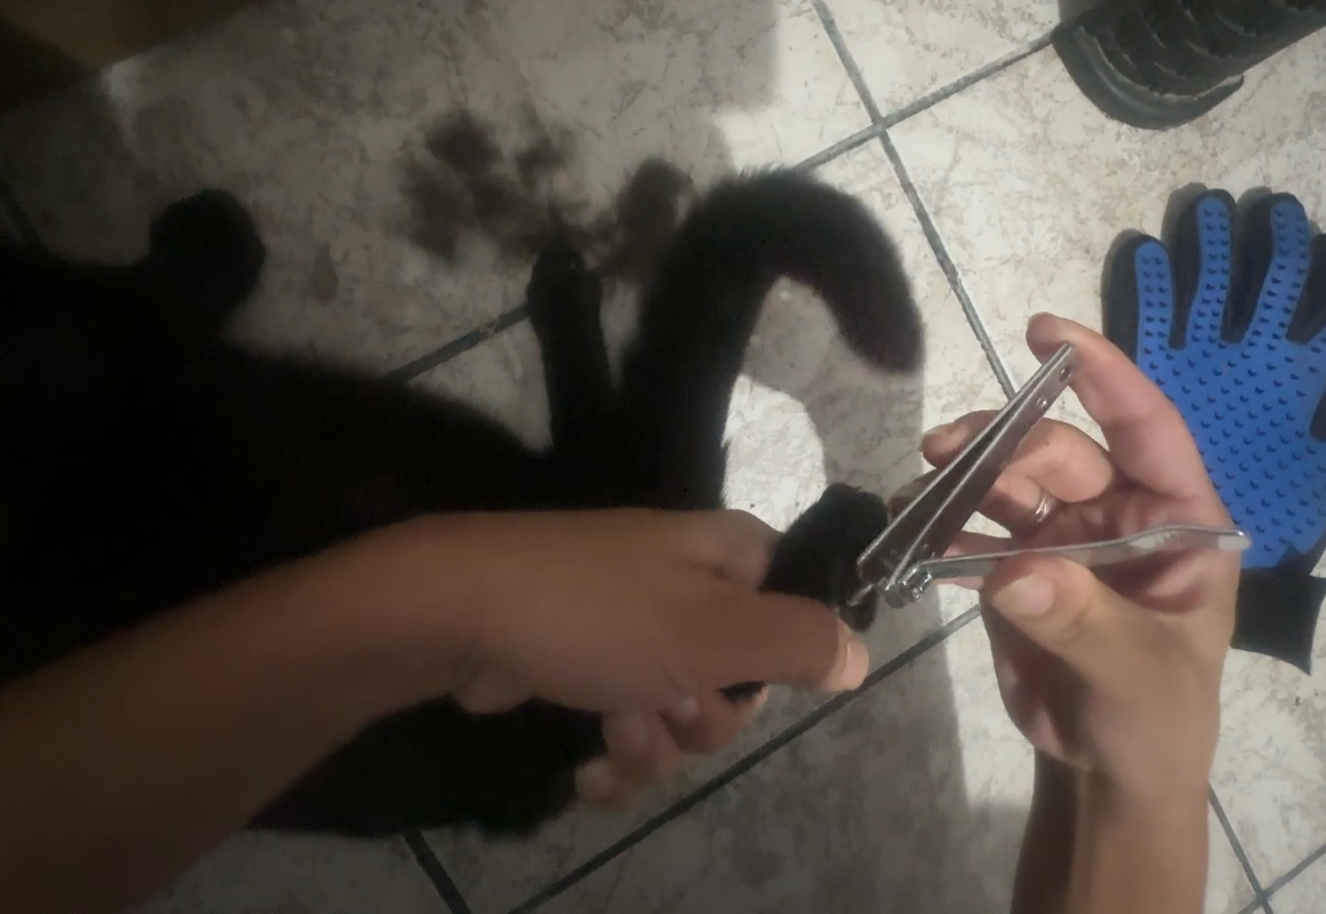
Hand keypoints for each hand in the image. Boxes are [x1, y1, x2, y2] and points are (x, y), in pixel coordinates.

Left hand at [340, 508, 867, 804]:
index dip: (784, 657)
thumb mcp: (714, 632)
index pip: (798, 605)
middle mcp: (692, 580)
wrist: (464, 613)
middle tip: (674, 703)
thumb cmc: (602, 615)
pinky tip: (595, 770)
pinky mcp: (598, 656)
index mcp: (730, 556)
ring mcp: (641, 619)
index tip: (753, 681)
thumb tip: (861, 655)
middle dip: (711, 712)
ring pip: (688, 705)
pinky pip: (637, 715)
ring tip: (621, 732)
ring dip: (662, 740)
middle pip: (743, 671)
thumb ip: (798, 642)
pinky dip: (624, 750)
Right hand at [921, 315, 1235, 803]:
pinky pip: (974, 533)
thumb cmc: (1154, 721)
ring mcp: (1061, 538)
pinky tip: (911, 535)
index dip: (1103, 372)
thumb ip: (1085, 622)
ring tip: (912, 494)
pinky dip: (942, 531)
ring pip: (1007, 482)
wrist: (1103, 770)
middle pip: (1055, 451)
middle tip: (942, 452)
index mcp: (1174, 521)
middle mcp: (1116, 515)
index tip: (1043, 331)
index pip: (1147, 426)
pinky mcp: (1015, 567)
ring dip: (960, 479)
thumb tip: (1015, 573)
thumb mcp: (1139, 677)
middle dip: (1000, 443)